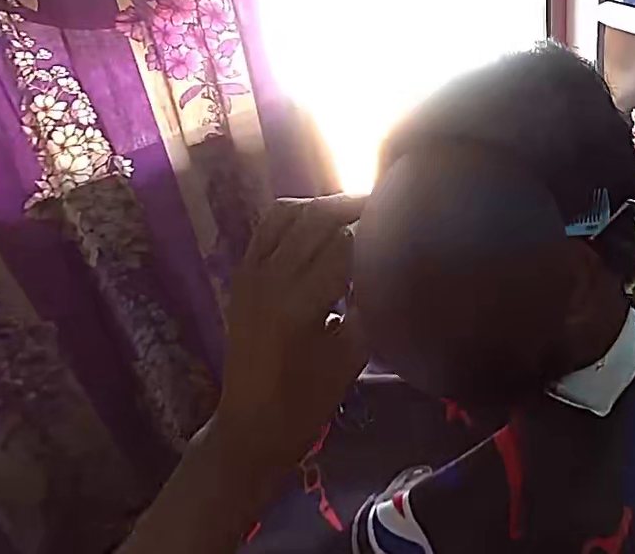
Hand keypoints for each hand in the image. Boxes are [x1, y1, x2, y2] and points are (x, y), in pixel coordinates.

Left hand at [210, 193, 369, 477]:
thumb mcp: (350, 359)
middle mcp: (272, 277)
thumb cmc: (305, 403)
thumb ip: (369, 306)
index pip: (342, 242)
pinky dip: (292, 215)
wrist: (248, 429)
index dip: (370, 230)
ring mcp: (251, 271)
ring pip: (287, 212)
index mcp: (300, 302)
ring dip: (319, 205)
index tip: (393, 225)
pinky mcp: (241, 273)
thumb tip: (387, 266)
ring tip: (347, 210)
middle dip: (349, 205)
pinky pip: (266, 226)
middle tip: (378, 205)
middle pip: (315, 218)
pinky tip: (313, 223)